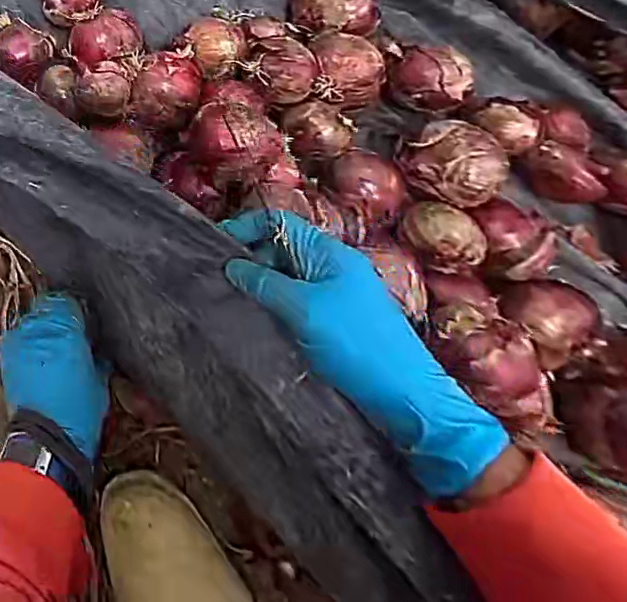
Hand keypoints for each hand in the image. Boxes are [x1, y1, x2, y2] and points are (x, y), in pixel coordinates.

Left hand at [0, 292, 109, 461]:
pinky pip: (20, 336)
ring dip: (43, 328)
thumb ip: (94, 349)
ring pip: (33, 318)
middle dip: (60, 317)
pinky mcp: (7, 353)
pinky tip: (38, 358)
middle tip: (70, 335)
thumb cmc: (78, 413)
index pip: (71, 301)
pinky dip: (29, 342)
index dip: (79, 312)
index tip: (85, 323)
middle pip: (49, 305)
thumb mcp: (99, 377)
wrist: (45, 441)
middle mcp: (39, 328)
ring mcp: (19, 339)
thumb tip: (90, 339)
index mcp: (67, 330)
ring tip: (53, 349)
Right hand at [221, 210, 508, 498]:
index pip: (277, 221)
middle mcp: (331, 267)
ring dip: (260, 289)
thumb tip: (231, 265)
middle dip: (248, 260)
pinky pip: (296, 305)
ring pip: (285, 279)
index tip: (214, 247)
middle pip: (279, 248)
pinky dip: (275, 310)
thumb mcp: (304, 310)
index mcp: (327, 252)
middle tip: (219, 283)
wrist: (412, 404)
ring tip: (233, 306)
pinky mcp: (336, 325)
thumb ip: (264, 283)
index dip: (245, 227)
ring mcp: (335, 296)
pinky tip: (258, 327)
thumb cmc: (358, 347)